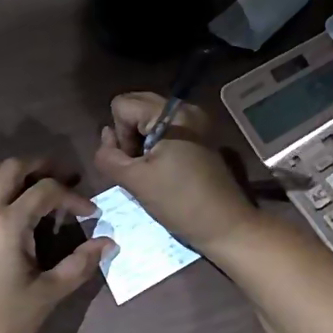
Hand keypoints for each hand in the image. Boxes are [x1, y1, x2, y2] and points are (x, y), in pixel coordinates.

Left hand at [0, 158, 110, 332]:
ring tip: (28, 184)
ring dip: (6, 171)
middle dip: (40, 168)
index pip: (45, 191)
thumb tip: (109, 242)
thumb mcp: (48, 294)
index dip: (72, 196)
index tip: (91, 213)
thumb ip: (79, 264)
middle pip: (10, 169)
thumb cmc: (4, 324)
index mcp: (8, 223)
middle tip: (64, 178)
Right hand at [94, 92, 257, 250]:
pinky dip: (156, 145)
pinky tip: (164, 169)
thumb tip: (106, 135)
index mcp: (172, 114)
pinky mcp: (200, 136)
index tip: (134, 162)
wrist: (227, 226)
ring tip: (152, 170)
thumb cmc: (180, 202)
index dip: (119, 134)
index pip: (122, 106)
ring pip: (149, 119)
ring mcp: (195, 121)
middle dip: (128, 134)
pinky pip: (165, 129)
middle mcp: (185, 108)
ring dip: (141, 141)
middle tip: (140, 165)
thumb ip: (109, 155)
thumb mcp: (134, 180)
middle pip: (136, 107)